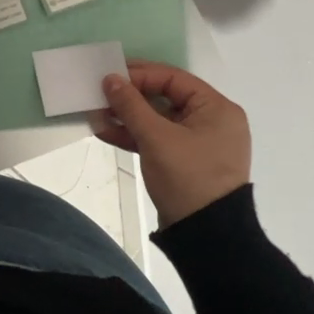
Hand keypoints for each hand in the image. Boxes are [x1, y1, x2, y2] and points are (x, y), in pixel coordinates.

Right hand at [94, 60, 250, 227]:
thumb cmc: (188, 178)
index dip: (139, 75)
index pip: (173, 78)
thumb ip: (131, 105)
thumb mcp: (156, 138)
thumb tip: (110, 78)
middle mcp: (212, 121)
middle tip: (100, 94)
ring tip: (97, 114)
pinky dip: (135, 136)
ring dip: (128, 117)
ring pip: (158, 120)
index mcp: (216, 108)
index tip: (109, 76)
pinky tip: (107, 133)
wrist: (208, 237)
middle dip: (130, 98)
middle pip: (165, 97)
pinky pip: (158, 139)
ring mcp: (199, 143)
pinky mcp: (186, 162)